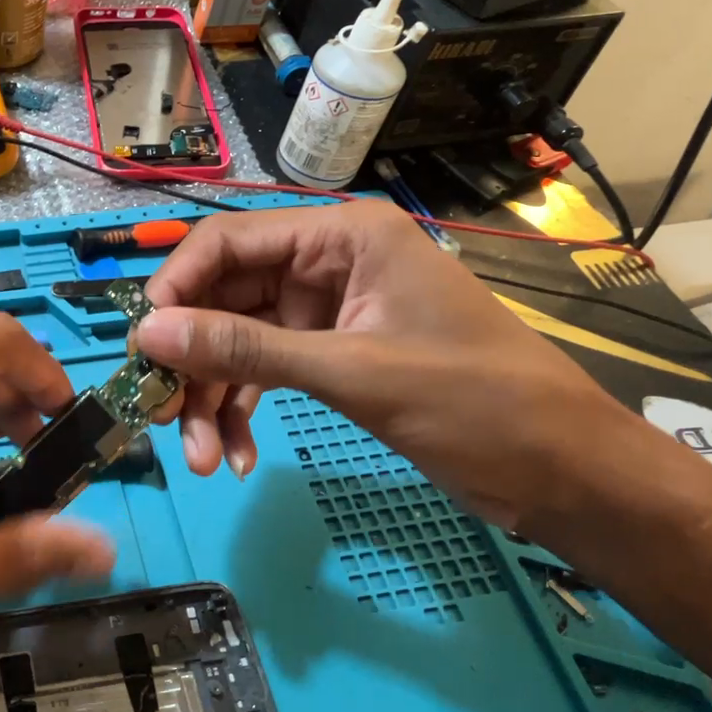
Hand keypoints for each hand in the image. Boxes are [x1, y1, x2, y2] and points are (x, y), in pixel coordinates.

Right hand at [134, 200, 674, 528]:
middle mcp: (327, 262)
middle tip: (164, 418)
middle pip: (226, 297)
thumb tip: (149, 334)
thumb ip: (244, 349)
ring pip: (239, 340)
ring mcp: (327, 309)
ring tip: (203, 458)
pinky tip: (235, 455)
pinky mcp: (332, 351)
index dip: (176, 288)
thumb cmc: (476, 403)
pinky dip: (244, 409)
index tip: (143, 346)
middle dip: (194, 361)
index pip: (227, 241)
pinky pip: (265, 370)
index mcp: (342, 237)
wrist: (567, 474)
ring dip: (213, 397)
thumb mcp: (351, 372)